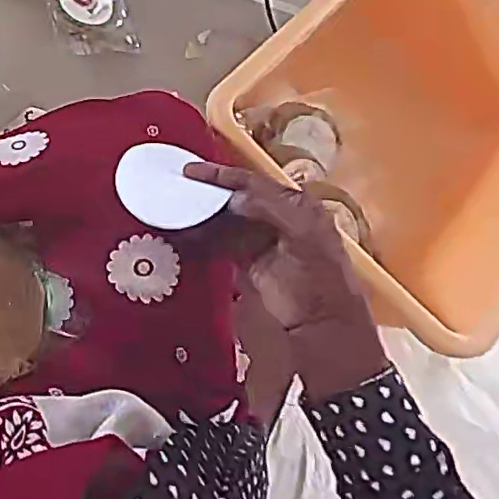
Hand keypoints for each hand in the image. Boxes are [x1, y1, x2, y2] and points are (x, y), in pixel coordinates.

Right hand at [185, 164, 389, 396]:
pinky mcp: (248, 263)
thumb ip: (274, 210)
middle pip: (235, 199)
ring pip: (224, 221)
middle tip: (178, 189)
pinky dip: (202, 241)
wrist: (322, 325)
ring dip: (202, 218)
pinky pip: (220, 245)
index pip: (253, 182)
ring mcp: (260, 241)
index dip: (223, 176)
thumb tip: (236, 197)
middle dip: (208, 195)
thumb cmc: (321, 278)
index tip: (193, 172)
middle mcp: (276, 218)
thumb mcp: (305, 237)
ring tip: (175, 212)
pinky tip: (184, 238)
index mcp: (295, 205)